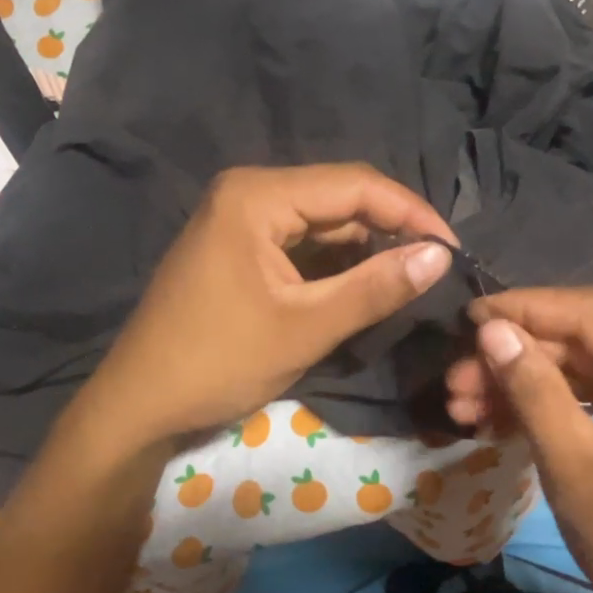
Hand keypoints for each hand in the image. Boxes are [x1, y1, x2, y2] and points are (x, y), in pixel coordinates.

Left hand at [83, 164, 454, 442]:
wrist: (138, 407)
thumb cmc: (218, 361)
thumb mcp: (306, 327)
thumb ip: (376, 287)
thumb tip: (441, 256)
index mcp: (258, 196)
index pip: (355, 185)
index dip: (411, 213)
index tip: (453, 249)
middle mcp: (250, 192)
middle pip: (340, 197)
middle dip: (392, 227)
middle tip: (438, 264)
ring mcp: (241, 217)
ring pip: (324, 220)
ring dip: (368, 245)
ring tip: (414, 274)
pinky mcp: (240, 246)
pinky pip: (303, 240)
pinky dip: (338, 261)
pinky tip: (368, 281)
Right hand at [449, 287, 592, 592]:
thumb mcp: (575, 469)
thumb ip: (534, 391)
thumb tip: (491, 329)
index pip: (592, 314)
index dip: (525, 308)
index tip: (466, 314)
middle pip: (586, 333)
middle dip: (517, 352)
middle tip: (455, 379)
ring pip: (584, 355)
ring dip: (526, 374)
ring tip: (464, 401)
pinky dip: (550, 392)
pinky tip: (499, 410)